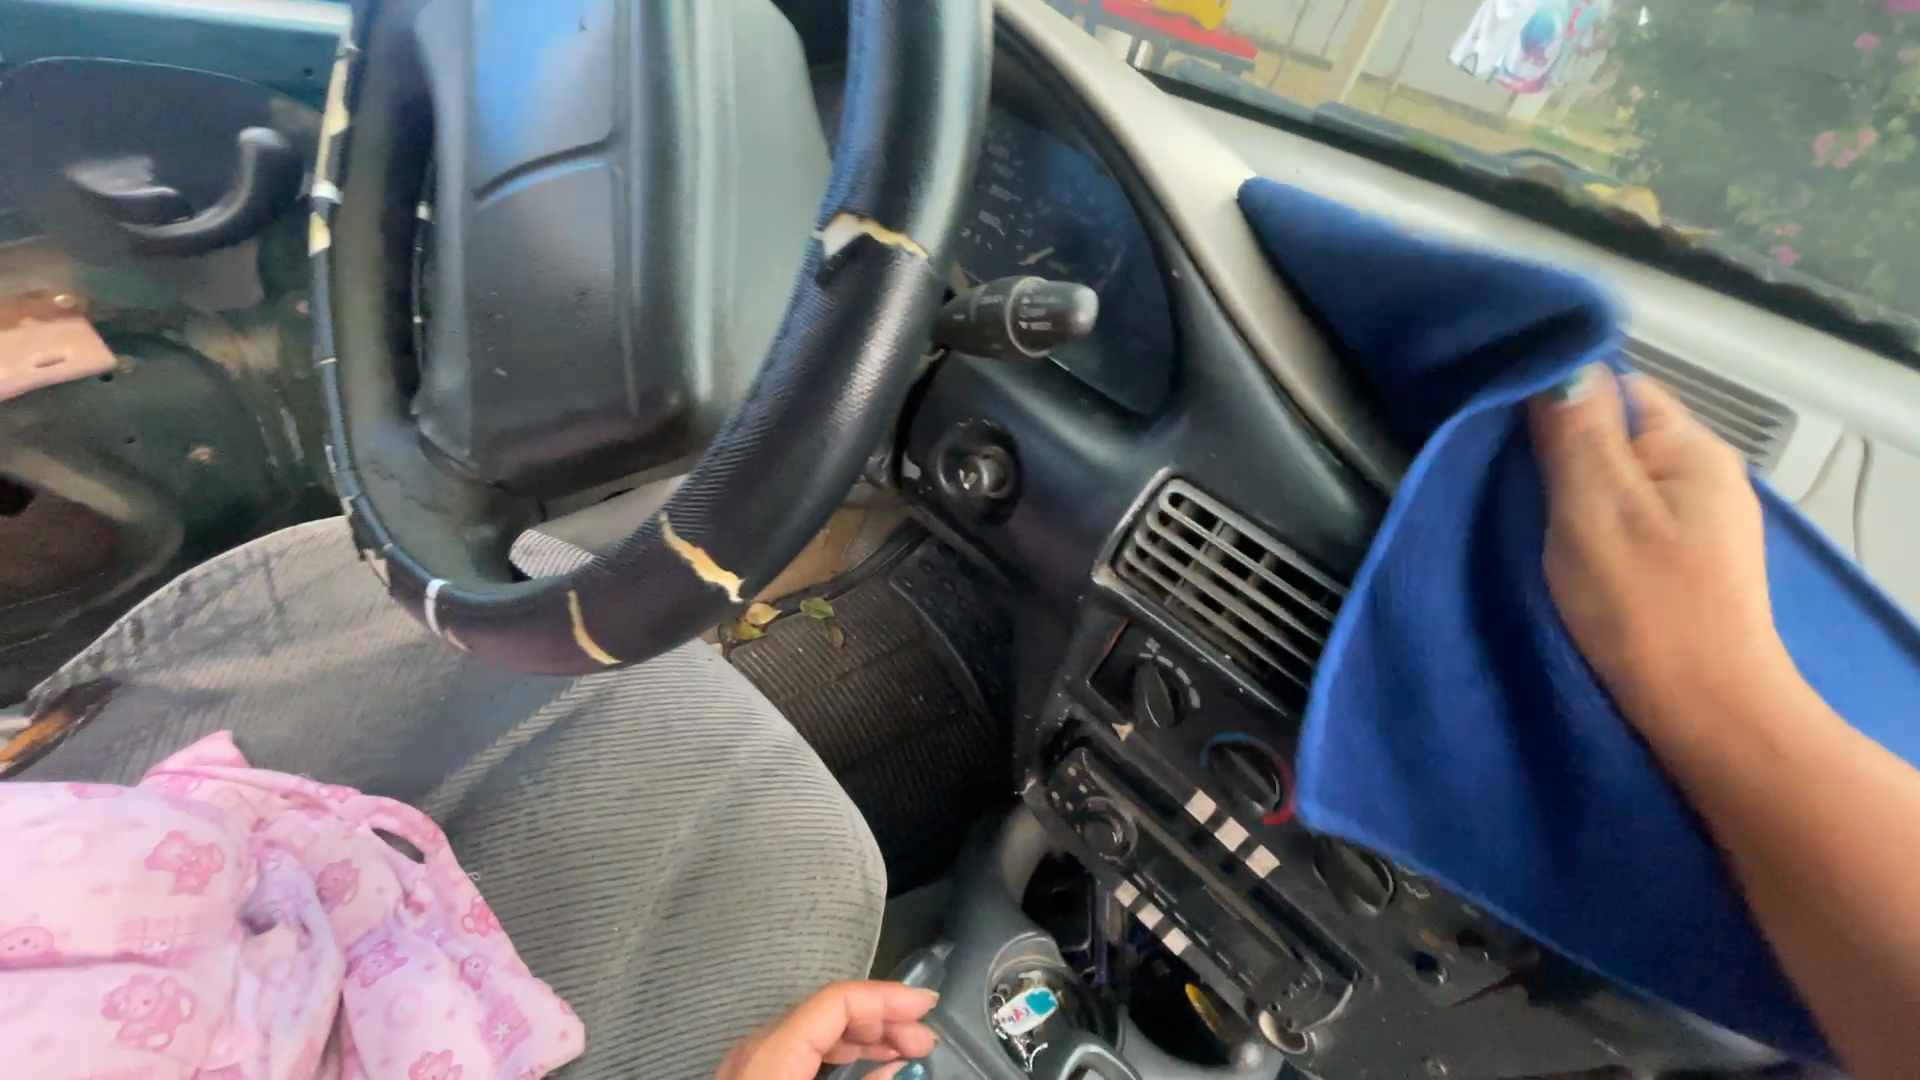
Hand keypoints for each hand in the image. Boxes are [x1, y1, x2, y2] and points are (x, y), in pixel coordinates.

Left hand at [714, 981, 939, 1079]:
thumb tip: (899, 1067)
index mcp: (771, 1056)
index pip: (835, 1002)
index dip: (885, 998)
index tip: (926, 1009)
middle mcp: (756, 1052)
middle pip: (827, 1013)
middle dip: (881, 1020)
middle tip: (924, 1042)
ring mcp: (750, 1070)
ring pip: (816, 1034)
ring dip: (864, 1038)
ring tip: (905, 1053)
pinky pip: (803, 1056)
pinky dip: (839, 1056)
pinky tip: (868, 1071)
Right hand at [1528, 364, 1793, 728]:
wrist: (1695, 704)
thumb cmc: (1641, 604)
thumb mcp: (1596, 512)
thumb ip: (1577, 440)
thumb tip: (1559, 369)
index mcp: (1688, 450)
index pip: (1616, 389)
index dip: (1556, 395)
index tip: (1496, 419)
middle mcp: (1698, 471)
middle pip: (1612, 429)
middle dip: (1552, 439)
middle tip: (1492, 464)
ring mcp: (1688, 513)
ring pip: (1610, 470)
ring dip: (1560, 477)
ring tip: (1511, 496)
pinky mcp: (1670, 550)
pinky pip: (1614, 505)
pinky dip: (1575, 509)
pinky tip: (1547, 529)